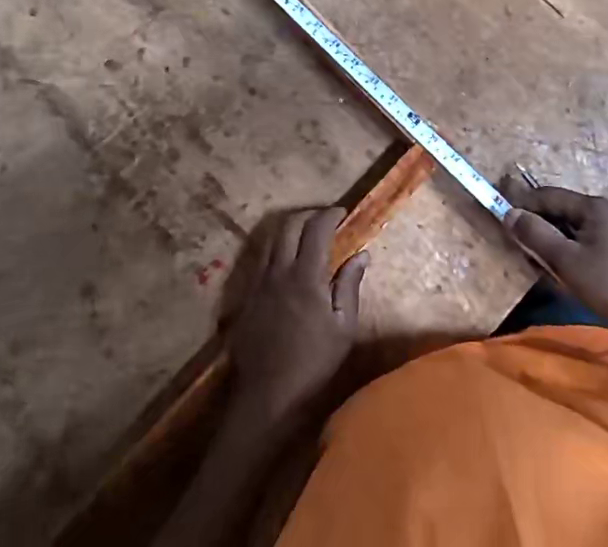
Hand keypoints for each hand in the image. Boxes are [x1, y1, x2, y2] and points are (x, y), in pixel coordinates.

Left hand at [228, 208, 368, 418]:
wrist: (268, 395)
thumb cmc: (314, 361)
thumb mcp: (344, 326)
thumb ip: (350, 284)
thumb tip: (362, 254)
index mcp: (306, 276)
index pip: (316, 229)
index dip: (330, 215)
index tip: (343, 213)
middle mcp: (278, 272)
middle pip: (289, 226)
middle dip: (308, 215)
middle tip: (325, 220)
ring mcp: (258, 284)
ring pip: (270, 240)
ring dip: (289, 229)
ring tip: (305, 236)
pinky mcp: (245, 298)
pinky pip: (260, 261)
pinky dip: (276, 250)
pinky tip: (286, 264)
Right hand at [502, 179, 607, 347]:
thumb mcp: (568, 262)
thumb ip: (537, 236)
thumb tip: (509, 213)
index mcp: (593, 207)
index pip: (548, 195)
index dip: (522, 204)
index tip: (498, 216)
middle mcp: (606, 211)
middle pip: (561, 211)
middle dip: (537, 226)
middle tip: (515, 246)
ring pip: (573, 230)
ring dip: (553, 243)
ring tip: (537, 263)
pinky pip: (587, 243)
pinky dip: (570, 253)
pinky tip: (564, 274)